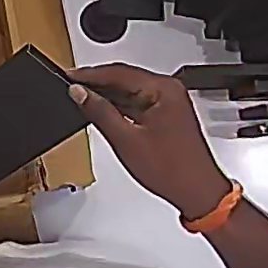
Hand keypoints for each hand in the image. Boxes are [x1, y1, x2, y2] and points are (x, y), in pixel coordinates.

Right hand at [68, 64, 233, 220]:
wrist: (199, 195)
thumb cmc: (174, 171)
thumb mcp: (125, 140)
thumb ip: (99, 111)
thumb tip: (79, 92)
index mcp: (163, 90)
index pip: (118, 73)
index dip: (89, 75)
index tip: (69, 76)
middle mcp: (169, 91)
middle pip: (124, 78)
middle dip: (96, 83)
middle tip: (71, 85)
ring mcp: (168, 101)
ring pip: (128, 89)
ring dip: (106, 95)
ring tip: (81, 98)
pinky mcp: (165, 113)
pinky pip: (135, 101)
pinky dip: (117, 105)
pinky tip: (101, 111)